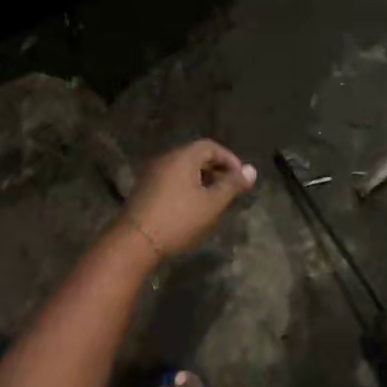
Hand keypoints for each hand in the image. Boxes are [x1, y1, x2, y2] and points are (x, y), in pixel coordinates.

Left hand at [117, 139, 256, 256]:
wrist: (136, 241)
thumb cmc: (178, 219)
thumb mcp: (211, 204)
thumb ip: (232, 185)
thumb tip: (251, 170)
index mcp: (182, 156)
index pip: (210, 146)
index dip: (229, 159)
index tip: (241, 178)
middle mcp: (165, 158)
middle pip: (195, 155)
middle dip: (216, 169)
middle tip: (230, 189)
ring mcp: (152, 173)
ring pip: (183, 169)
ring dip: (202, 179)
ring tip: (214, 200)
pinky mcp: (144, 189)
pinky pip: (172, 179)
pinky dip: (187, 186)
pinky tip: (193, 206)